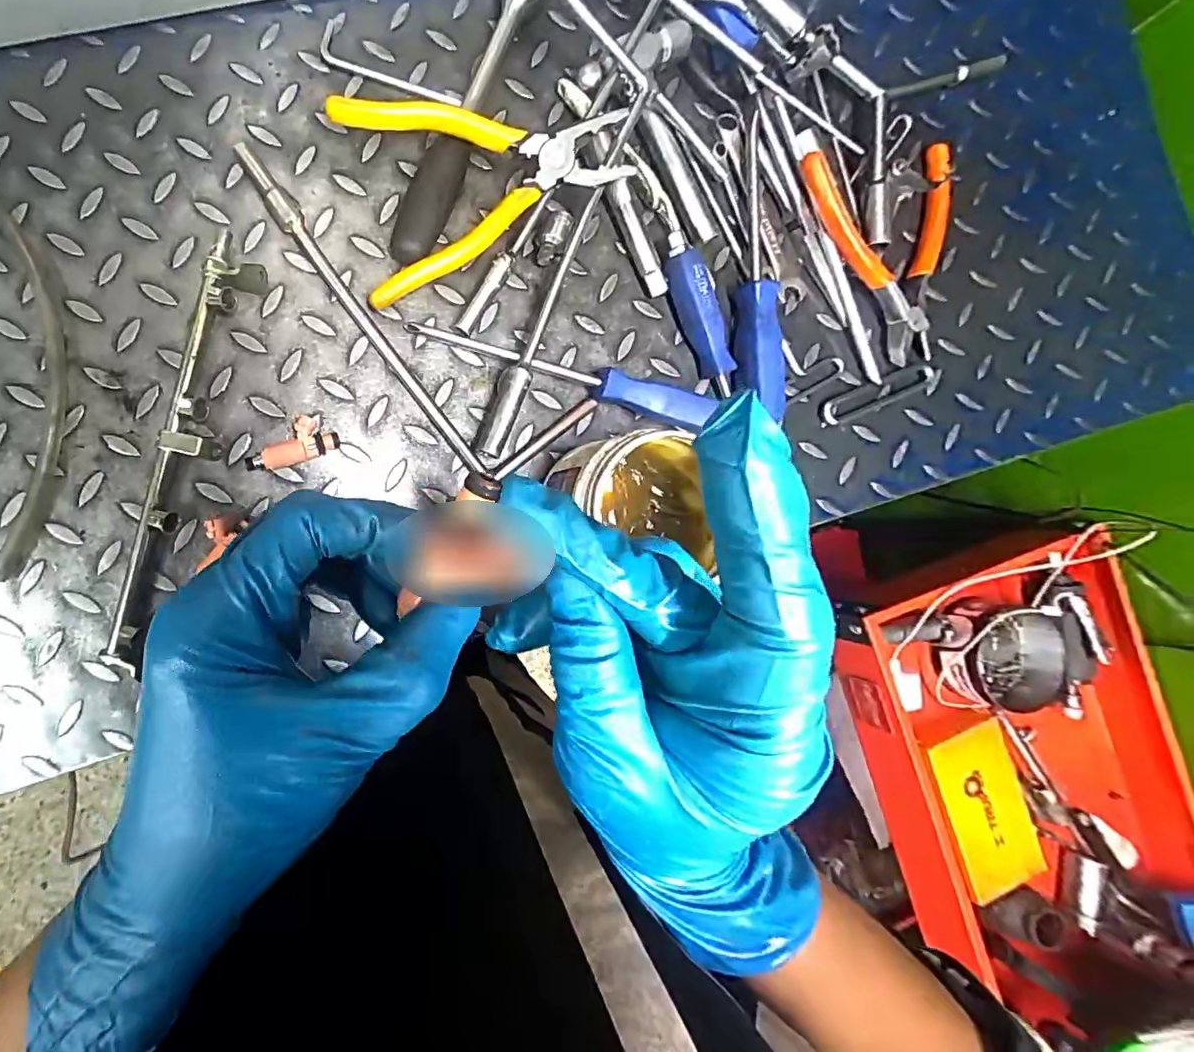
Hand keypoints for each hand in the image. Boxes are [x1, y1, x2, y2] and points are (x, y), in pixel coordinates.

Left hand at [29, 492, 478, 1049]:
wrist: (179, 881)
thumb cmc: (251, 813)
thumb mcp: (344, 733)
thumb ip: (414, 661)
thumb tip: (468, 596)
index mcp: (218, 607)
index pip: (304, 523)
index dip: (381, 528)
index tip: (444, 557)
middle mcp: (205, 600)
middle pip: (299, 538)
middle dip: (373, 555)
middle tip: (431, 590)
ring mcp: (210, 623)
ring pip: (293, 567)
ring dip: (355, 579)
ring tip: (402, 617)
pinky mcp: (222, 648)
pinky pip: (283, 601)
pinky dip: (331, 605)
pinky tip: (365, 633)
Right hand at [487, 393, 834, 975]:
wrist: (669, 843)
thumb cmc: (669, 818)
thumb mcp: (621, 766)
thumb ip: (597, 679)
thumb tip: (569, 590)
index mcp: (763, 684)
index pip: (771, 580)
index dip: (754, 499)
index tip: (740, 426)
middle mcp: (727, 641)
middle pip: (653, 567)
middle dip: (579, 534)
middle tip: (513, 503)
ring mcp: (681, 630)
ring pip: (612, 571)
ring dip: (549, 566)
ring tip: (497, 583)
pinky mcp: (638, 627)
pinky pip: (587, 591)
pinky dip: (544, 593)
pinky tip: (514, 614)